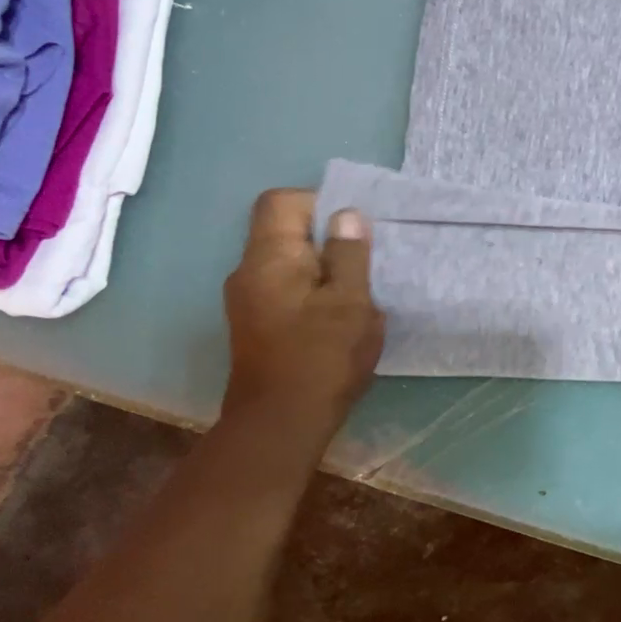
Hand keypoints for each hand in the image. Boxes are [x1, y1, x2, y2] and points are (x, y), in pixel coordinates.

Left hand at [219, 189, 384, 440]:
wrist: (282, 420)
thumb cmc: (322, 356)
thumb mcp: (350, 302)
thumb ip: (350, 255)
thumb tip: (347, 214)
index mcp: (269, 259)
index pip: (281, 202)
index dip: (320, 202)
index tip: (359, 225)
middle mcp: (249, 272)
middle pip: (283, 231)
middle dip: (329, 237)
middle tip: (371, 257)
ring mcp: (249, 299)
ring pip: (289, 262)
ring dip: (326, 266)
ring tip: (364, 287)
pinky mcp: (259, 323)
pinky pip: (288, 287)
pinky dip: (316, 288)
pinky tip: (344, 312)